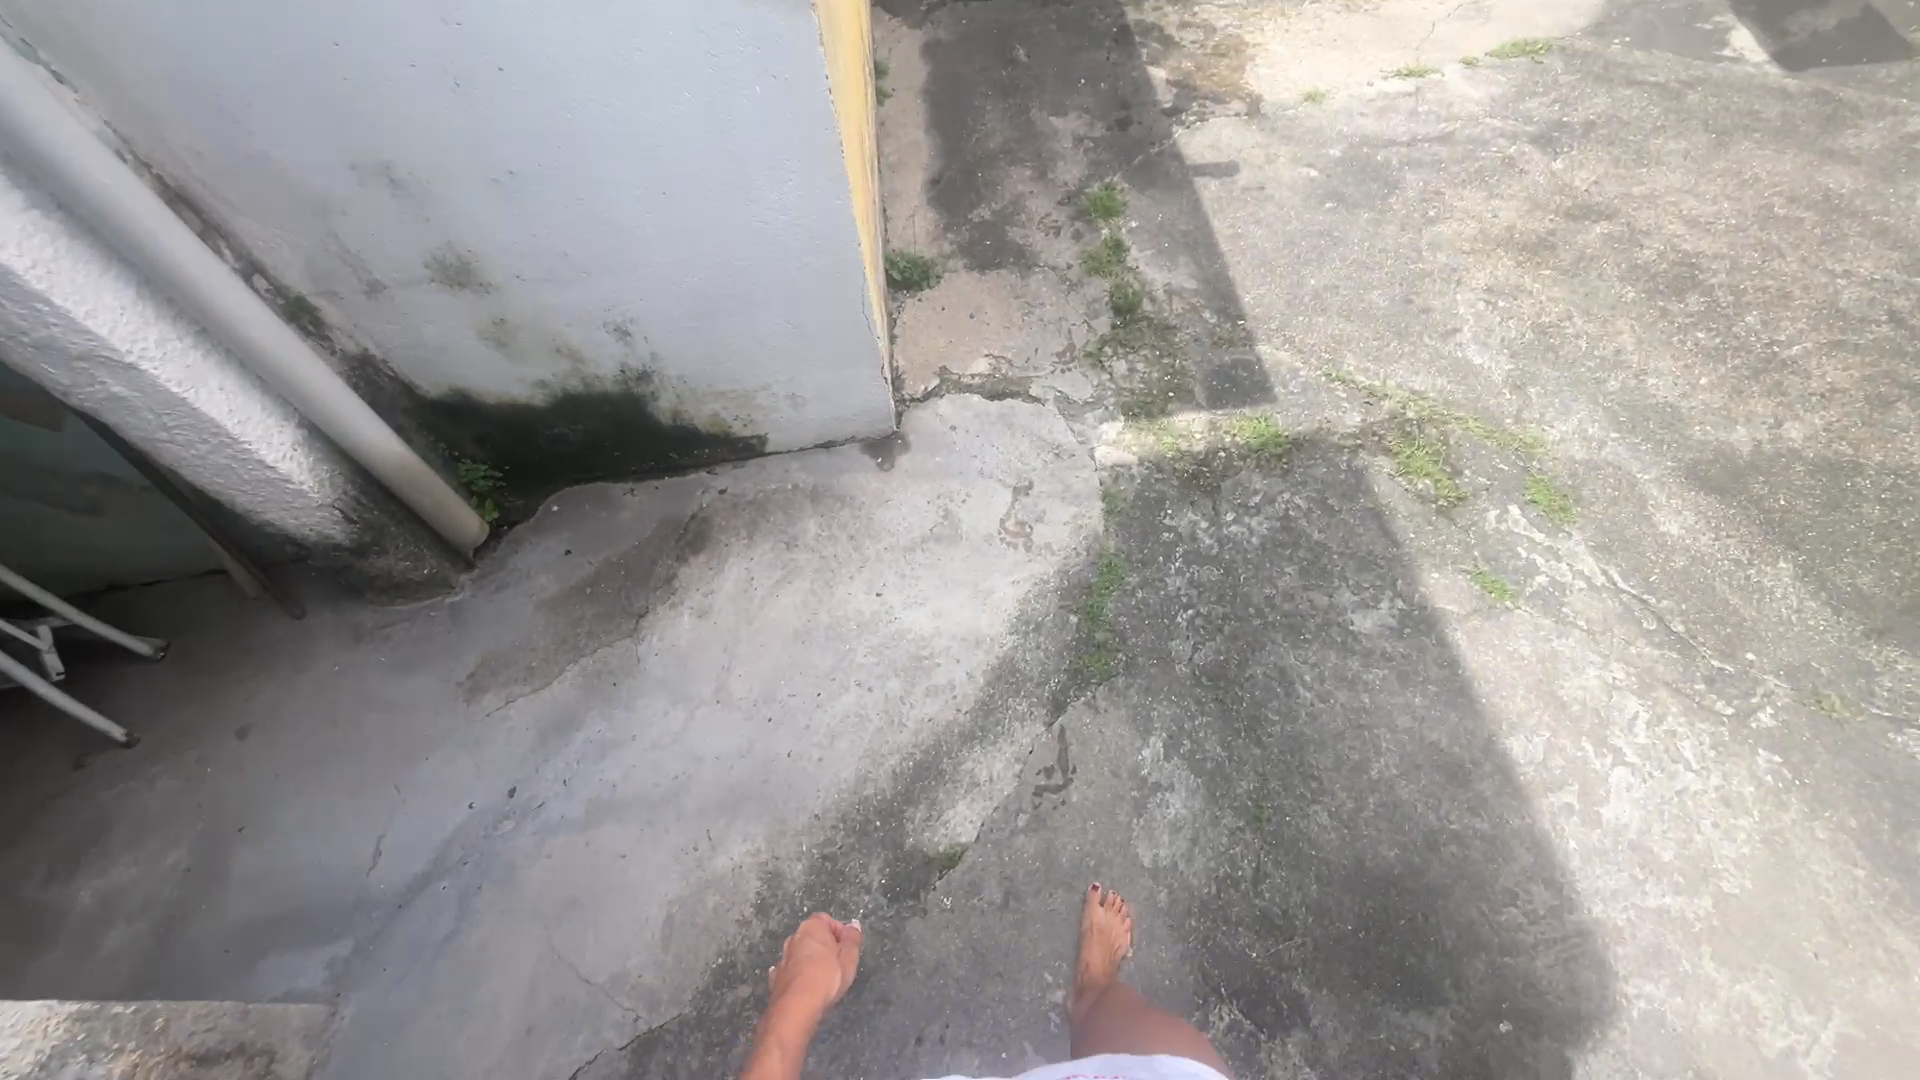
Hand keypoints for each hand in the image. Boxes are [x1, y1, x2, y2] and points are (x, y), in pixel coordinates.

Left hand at [767, 913, 862, 1016]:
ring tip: (823, 979)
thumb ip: (853, 940)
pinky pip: (790, 972)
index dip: (839, 932)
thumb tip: (854, 926)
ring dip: (810, 961)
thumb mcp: (849, 958)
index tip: (847, 948)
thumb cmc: (827, 977)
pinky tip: (804, 986)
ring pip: (800, 954)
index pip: (827, 920)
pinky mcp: (775, 979)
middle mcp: (794, 938)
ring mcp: (782, 959)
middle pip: (812, 936)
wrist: (795, 1008)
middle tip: (838, 963)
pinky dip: (798, 976)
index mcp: (812, 927)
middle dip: (825, 946)